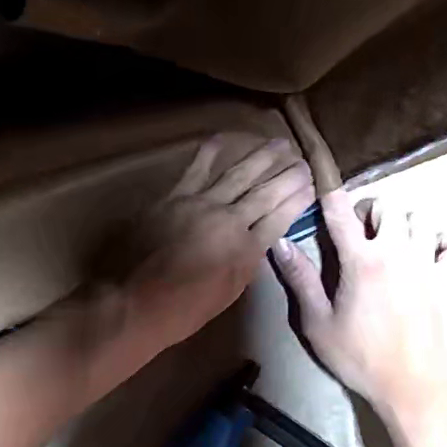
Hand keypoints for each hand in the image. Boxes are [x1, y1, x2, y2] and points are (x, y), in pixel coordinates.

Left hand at [115, 136, 315, 351]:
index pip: (280, 218)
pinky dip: (210, 152)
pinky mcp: (174, 197)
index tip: (311, 186)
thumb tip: (256, 240)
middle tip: (303, 159)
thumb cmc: (183, 309)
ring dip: (260, 157)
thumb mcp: (228, 292)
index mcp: (246, 250)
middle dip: (287, 175)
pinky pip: (196, 169)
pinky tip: (223, 137)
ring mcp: (201, 205)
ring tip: (278, 143)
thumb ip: (246, 262)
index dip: (297, 201)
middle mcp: (230, 221)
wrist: (136, 301)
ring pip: (237, 174)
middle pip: (265, 193)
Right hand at [271, 190, 446, 438]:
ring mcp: (428, 265)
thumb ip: (300, 279)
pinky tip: (429, 252)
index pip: (341, 213)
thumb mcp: (317, 323)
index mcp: (361, 261)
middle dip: (370, 210)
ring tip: (391, 242)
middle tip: (358, 231)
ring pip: (421, 218)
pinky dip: (443, 240)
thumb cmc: (360, 358)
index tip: (320, 180)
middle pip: (388, 205)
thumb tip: (279, 244)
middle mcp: (397, 253)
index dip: (329, 193)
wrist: (414, 388)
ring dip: (403, 222)